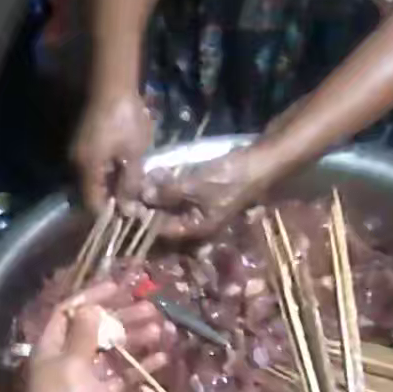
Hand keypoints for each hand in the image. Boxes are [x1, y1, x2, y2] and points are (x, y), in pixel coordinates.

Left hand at [19, 283, 169, 391]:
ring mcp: (83, 379)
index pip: (69, 313)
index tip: (119, 287)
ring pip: (112, 352)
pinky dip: (140, 367)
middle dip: (122, 317)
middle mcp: (65, 359)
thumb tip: (91, 307)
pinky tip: (163, 357)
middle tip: (153, 308)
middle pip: (95, 330)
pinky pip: (121, 376)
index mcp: (50, 348)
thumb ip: (84, 334)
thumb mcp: (72, 363)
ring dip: (136, 339)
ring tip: (164, 329)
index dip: (91, 297)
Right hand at [72, 90, 153, 214]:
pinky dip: (107, 173)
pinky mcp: (84, 145)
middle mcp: (77, 165)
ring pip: (93, 180)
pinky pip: (94, 168)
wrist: (113, 84)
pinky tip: (122, 169)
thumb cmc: (124, 118)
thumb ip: (130, 182)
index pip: (92, 204)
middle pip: (91, 193)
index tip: (127, 216)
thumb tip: (128, 209)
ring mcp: (78, 154)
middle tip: (132, 201)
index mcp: (87, 170)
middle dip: (111, 200)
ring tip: (130, 185)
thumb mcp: (133, 152)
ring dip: (110, 186)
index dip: (109, 213)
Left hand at [141, 143, 284, 238]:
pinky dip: (168, 190)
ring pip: (170, 209)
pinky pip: (178, 198)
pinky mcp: (202, 198)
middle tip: (131, 194)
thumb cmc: (232, 176)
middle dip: (149, 208)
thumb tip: (143, 195)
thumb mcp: (197, 185)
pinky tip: (156, 177)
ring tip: (141, 185)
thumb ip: (168, 191)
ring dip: (156, 197)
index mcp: (195, 230)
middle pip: (164, 221)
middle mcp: (195, 226)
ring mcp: (199, 212)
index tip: (129, 205)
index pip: (161, 231)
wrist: (263, 160)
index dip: (145, 218)